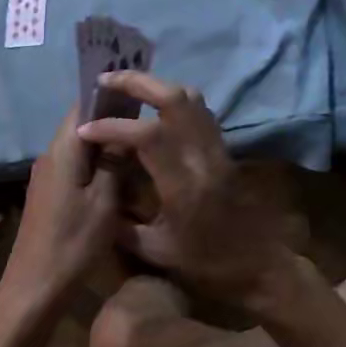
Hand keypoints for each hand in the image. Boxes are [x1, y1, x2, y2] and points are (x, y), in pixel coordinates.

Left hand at [6, 107, 119, 299]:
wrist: (35, 285)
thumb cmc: (74, 242)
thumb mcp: (105, 202)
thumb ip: (114, 162)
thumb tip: (124, 131)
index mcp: (62, 151)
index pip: (82, 107)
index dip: (107, 97)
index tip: (136, 96)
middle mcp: (49, 156)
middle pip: (79, 126)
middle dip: (109, 120)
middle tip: (144, 123)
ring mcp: (45, 176)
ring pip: (77, 147)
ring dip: (102, 144)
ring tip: (136, 145)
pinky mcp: (47, 194)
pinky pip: (73, 166)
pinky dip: (94, 164)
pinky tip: (116, 174)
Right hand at [77, 72, 292, 302]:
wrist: (259, 266)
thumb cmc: (207, 264)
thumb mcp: (157, 252)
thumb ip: (123, 226)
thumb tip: (95, 200)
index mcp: (185, 185)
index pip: (148, 136)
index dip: (113, 127)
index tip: (86, 129)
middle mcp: (204, 158)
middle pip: (175, 99)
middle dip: (137, 83)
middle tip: (105, 81)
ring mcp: (219, 150)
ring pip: (192, 99)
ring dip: (157, 86)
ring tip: (126, 89)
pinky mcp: (225, 150)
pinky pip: (200, 111)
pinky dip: (174, 100)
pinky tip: (153, 109)